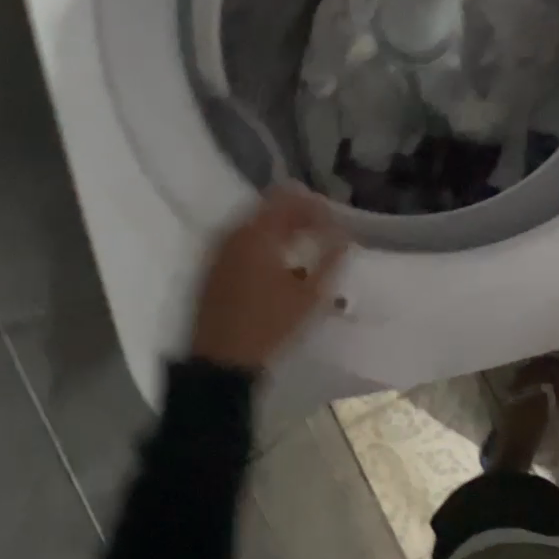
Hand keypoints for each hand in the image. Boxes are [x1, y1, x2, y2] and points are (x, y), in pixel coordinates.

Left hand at [189, 186, 349, 372]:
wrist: (221, 360)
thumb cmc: (269, 326)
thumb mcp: (309, 295)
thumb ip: (331, 259)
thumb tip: (345, 235)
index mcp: (258, 234)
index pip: (289, 198)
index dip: (315, 205)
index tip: (335, 220)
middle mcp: (235, 233)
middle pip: (270, 208)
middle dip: (299, 215)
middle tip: (323, 231)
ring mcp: (220, 250)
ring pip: (255, 224)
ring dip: (281, 230)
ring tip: (304, 247)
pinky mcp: (213, 268)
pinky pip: (242, 241)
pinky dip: (264, 243)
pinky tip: (278, 263)